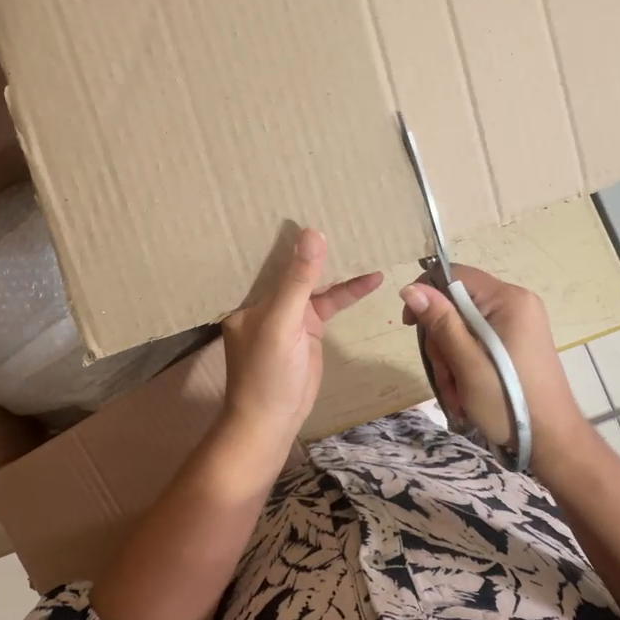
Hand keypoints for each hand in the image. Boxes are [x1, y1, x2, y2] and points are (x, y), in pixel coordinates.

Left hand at [222, 229, 382, 435]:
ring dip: (338, 266)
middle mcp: (266, 298)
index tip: (304, 197)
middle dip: (314, 243)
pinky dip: (349, 291)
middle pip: (293, 264)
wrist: (272, 421)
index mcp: (247, 294)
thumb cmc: (266, 372)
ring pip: (315, 282)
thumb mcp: (283, 322)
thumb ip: (298, 280)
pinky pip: (330, 302)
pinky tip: (372, 278)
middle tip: (342, 209)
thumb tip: (312, 233)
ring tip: (365, 237)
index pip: (265, 253)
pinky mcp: (308, 328)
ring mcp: (290, 313)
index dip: (283, 230)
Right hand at [400, 266, 580, 453]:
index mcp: (509, 300)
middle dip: (442, 343)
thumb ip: (440, 322)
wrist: (552, 440)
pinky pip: (476, 340)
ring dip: (451, 360)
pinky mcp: (514, 341)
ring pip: (461, 327)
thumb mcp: (468, 363)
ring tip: (457, 394)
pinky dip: (464, 364)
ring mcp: (516, 323)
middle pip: (456, 305)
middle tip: (447, 378)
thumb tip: (410, 288)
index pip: (455, 275)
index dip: (426, 294)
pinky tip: (466, 392)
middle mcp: (515, 303)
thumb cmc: (509, 401)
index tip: (409, 326)